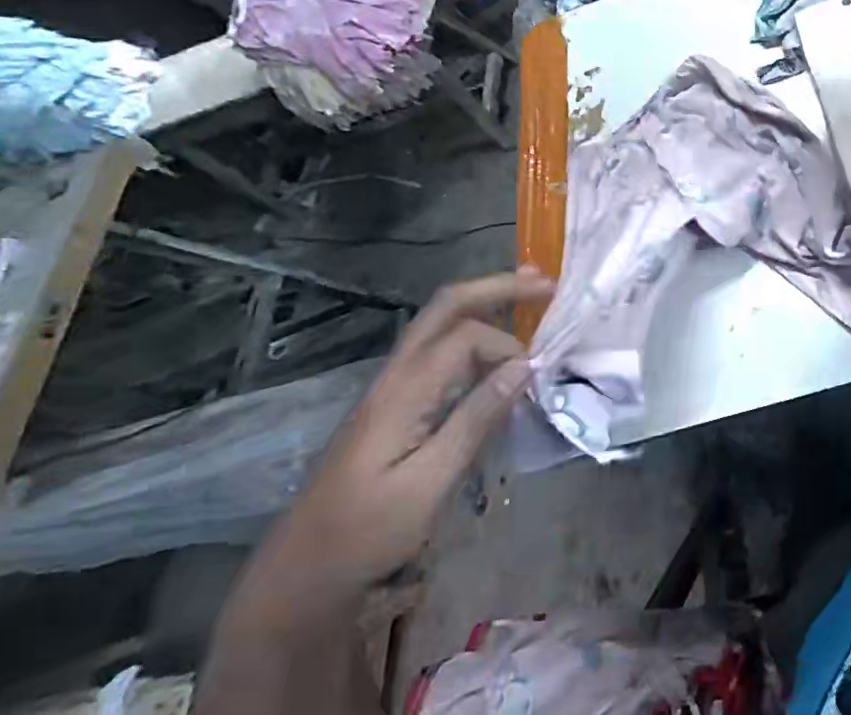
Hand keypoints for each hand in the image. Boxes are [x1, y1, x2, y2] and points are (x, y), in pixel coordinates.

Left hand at [269, 268, 554, 601]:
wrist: (304, 569)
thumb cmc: (367, 531)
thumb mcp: (429, 484)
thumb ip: (476, 420)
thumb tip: (524, 365)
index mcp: (402, 392)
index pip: (464, 338)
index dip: (508, 346)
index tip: (535, 378)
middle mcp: (395, 376)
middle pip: (445, 307)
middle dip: (498, 287)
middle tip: (546, 281)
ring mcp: (393, 387)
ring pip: (440, 323)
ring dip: (487, 303)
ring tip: (531, 294)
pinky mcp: (397, 403)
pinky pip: (440, 350)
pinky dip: (477, 333)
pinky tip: (500, 347)